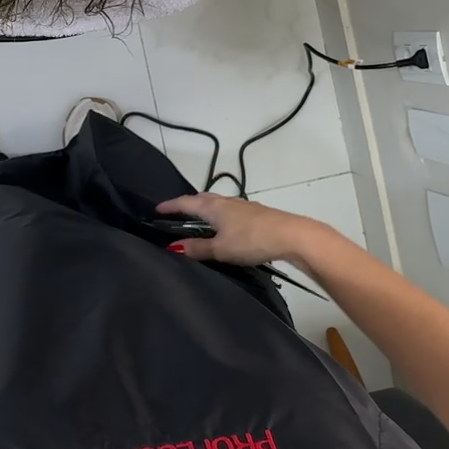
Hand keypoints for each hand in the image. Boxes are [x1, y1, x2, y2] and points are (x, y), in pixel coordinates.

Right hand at [157, 193, 323, 264]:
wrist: (291, 235)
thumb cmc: (251, 240)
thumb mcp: (220, 249)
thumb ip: (198, 248)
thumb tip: (174, 246)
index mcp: (212, 206)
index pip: (184, 202)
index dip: (170, 206)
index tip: (156, 210)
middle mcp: (225, 201)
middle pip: (200, 199)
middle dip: (186, 205)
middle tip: (175, 215)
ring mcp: (242, 206)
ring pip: (216, 204)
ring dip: (204, 211)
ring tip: (197, 223)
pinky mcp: (255, 214)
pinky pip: (228, 211)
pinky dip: (219, 217)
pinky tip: (223, 229)